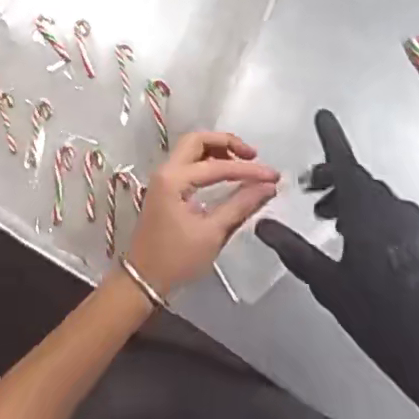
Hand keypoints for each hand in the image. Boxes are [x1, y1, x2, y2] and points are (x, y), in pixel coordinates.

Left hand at [124, 132, 278, 295]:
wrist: (144, 277)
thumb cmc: (176, 258)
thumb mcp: (213, 233)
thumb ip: (240, 206)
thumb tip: (267, 187)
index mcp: (173, 179)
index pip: (216, 166)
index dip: (248, 169)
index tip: (273, 176)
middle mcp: (165, 172)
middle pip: (196, 141)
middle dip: (226, 143)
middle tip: (252, 156)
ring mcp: (163, 178)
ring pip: (191, 149)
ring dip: (217, 150)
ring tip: (243, 165)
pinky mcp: (165, 188)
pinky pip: (188, 163)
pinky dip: (208, 162)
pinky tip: (226, 176)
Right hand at [255, 110, 418, 418]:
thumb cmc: (383, 320)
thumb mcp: (330, 287)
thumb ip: (296, 252)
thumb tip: (261, 224)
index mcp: (370, 215)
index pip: (346, 166)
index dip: (332, 140)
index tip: (322, 115)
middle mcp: (395, 212)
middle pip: (359, 180)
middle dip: (332, 178)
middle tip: (308, 190)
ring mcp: (414, 229)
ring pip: (374, 197)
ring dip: (348, 197)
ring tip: (325, 218)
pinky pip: (388, 214)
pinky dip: (365, 213)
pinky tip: (352, 239)